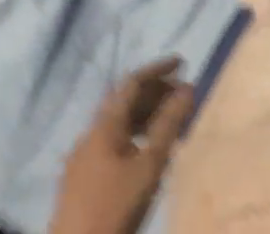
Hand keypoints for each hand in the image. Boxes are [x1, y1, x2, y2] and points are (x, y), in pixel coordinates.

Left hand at [48, 58, 195, 233]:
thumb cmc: (115, 206)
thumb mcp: (150, 165)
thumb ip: (169, 124)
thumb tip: (188, 87)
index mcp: (103, 128)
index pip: (131, 84)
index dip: (157, 69)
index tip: (182, 63)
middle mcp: (89, 136)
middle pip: (123, 102)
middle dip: (154, 92)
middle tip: (183, 95)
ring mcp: (82, 158)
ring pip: (117, 124)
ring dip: (145, 115)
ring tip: (172, 122)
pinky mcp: (81, 178)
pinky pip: (111, 142)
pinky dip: (134, 134)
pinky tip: (148, 151)